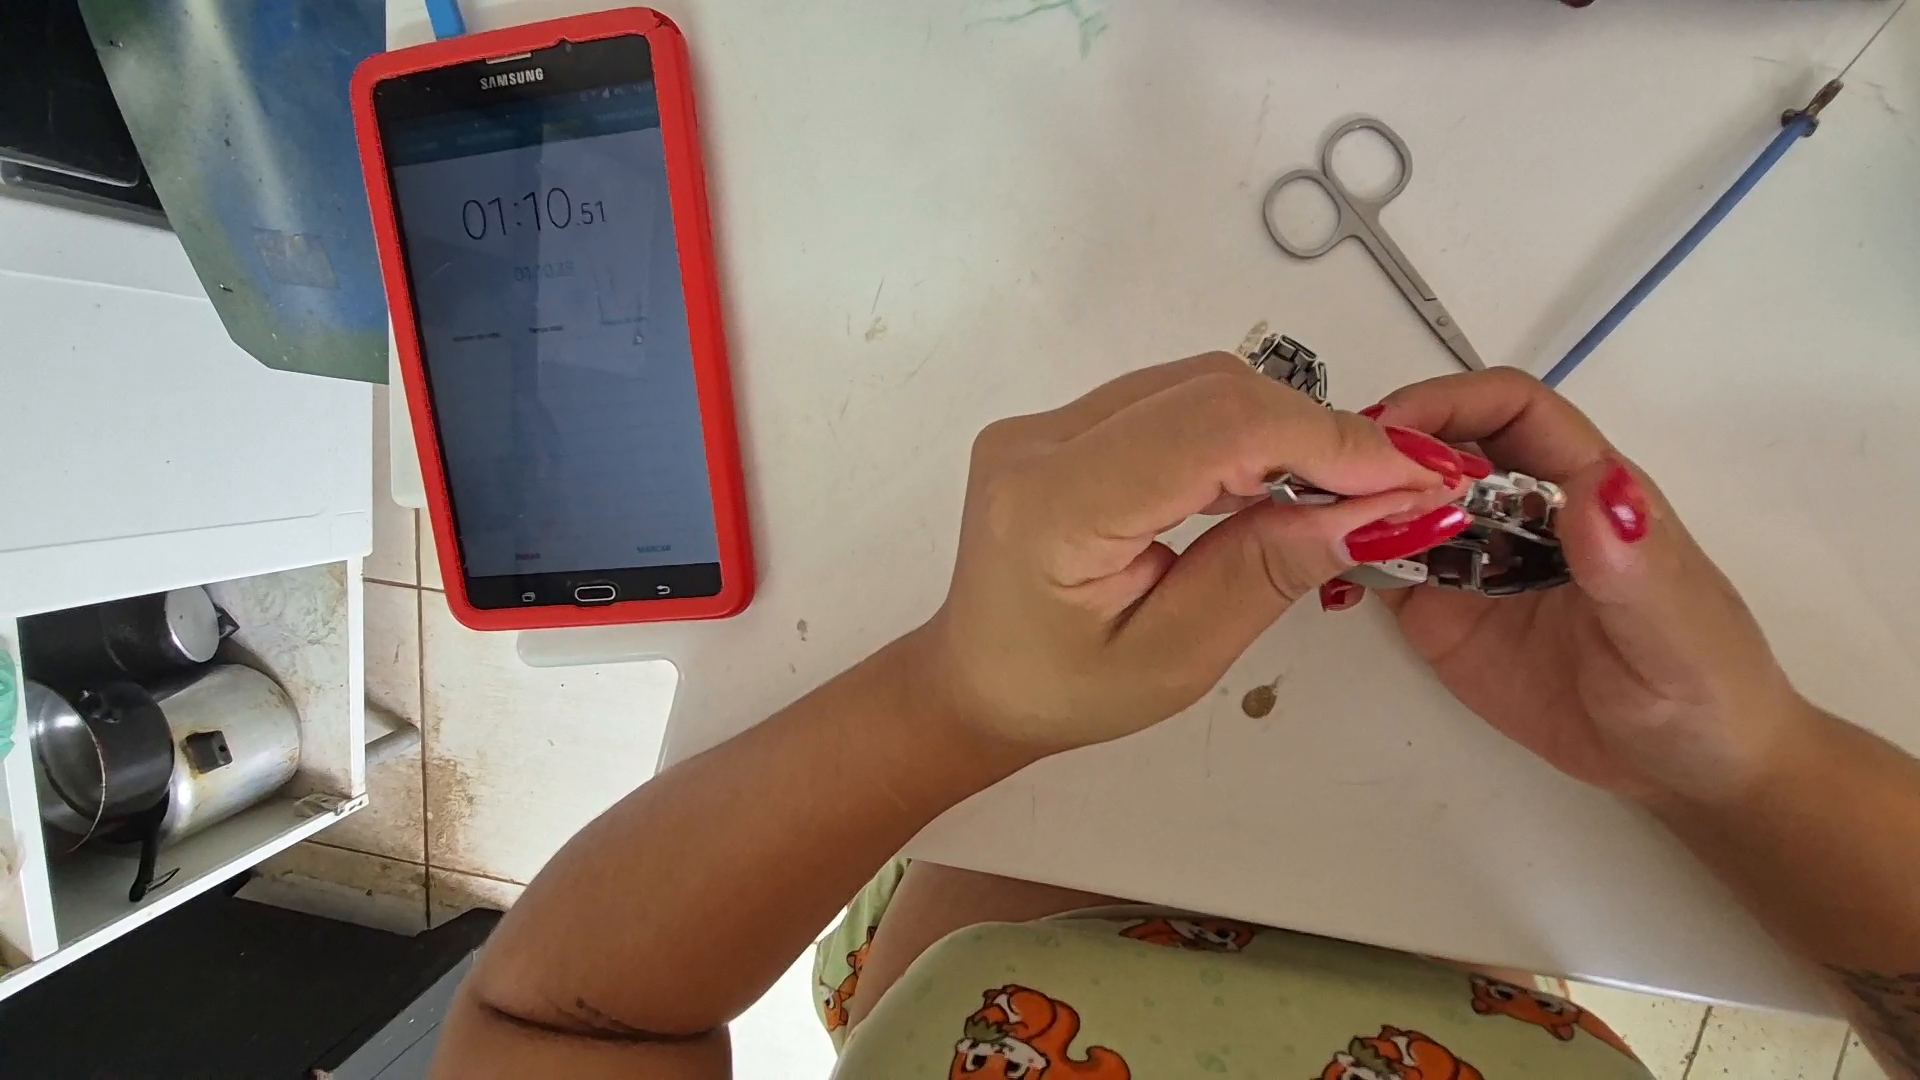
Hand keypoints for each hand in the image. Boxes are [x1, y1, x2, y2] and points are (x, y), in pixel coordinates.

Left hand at [919, 352, 1471, 753]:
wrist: (979, 680)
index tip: (1411, 477)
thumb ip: (1266, 570)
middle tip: (1383, 490)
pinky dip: (1228, 432)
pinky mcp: (1052, 430)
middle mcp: (1034, 443)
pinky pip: (1162, 403)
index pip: (1209, 429)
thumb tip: (1375, 503)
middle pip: (1203, 392)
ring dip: (1273, 428)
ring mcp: (1038, 427)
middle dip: (1309, 431)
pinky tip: (1260, 480)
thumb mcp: (1174, 656)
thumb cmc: (1064, 691)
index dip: (1324, 439)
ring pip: (1189, 387)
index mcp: (1052, 506)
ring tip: (1328, 492)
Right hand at [1341, 368, 1812, 804]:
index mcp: (1575, 489)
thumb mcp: (1676, 630)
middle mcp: (1509, 511)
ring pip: (1392, 501)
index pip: (1508, 410)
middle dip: (1376, 448)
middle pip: (1433, 447)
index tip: (1384, 431)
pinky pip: (1373, 562)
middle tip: (1319, 474)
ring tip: (1299, 515)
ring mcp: (1462, 558)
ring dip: (1347, 499)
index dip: (1446, 402)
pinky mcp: (1428, 605)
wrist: (1664, 765)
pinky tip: (1311, 560)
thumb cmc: (1694, 689)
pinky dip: (1340, 552)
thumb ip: (1637, 563)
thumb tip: (1600, 484)